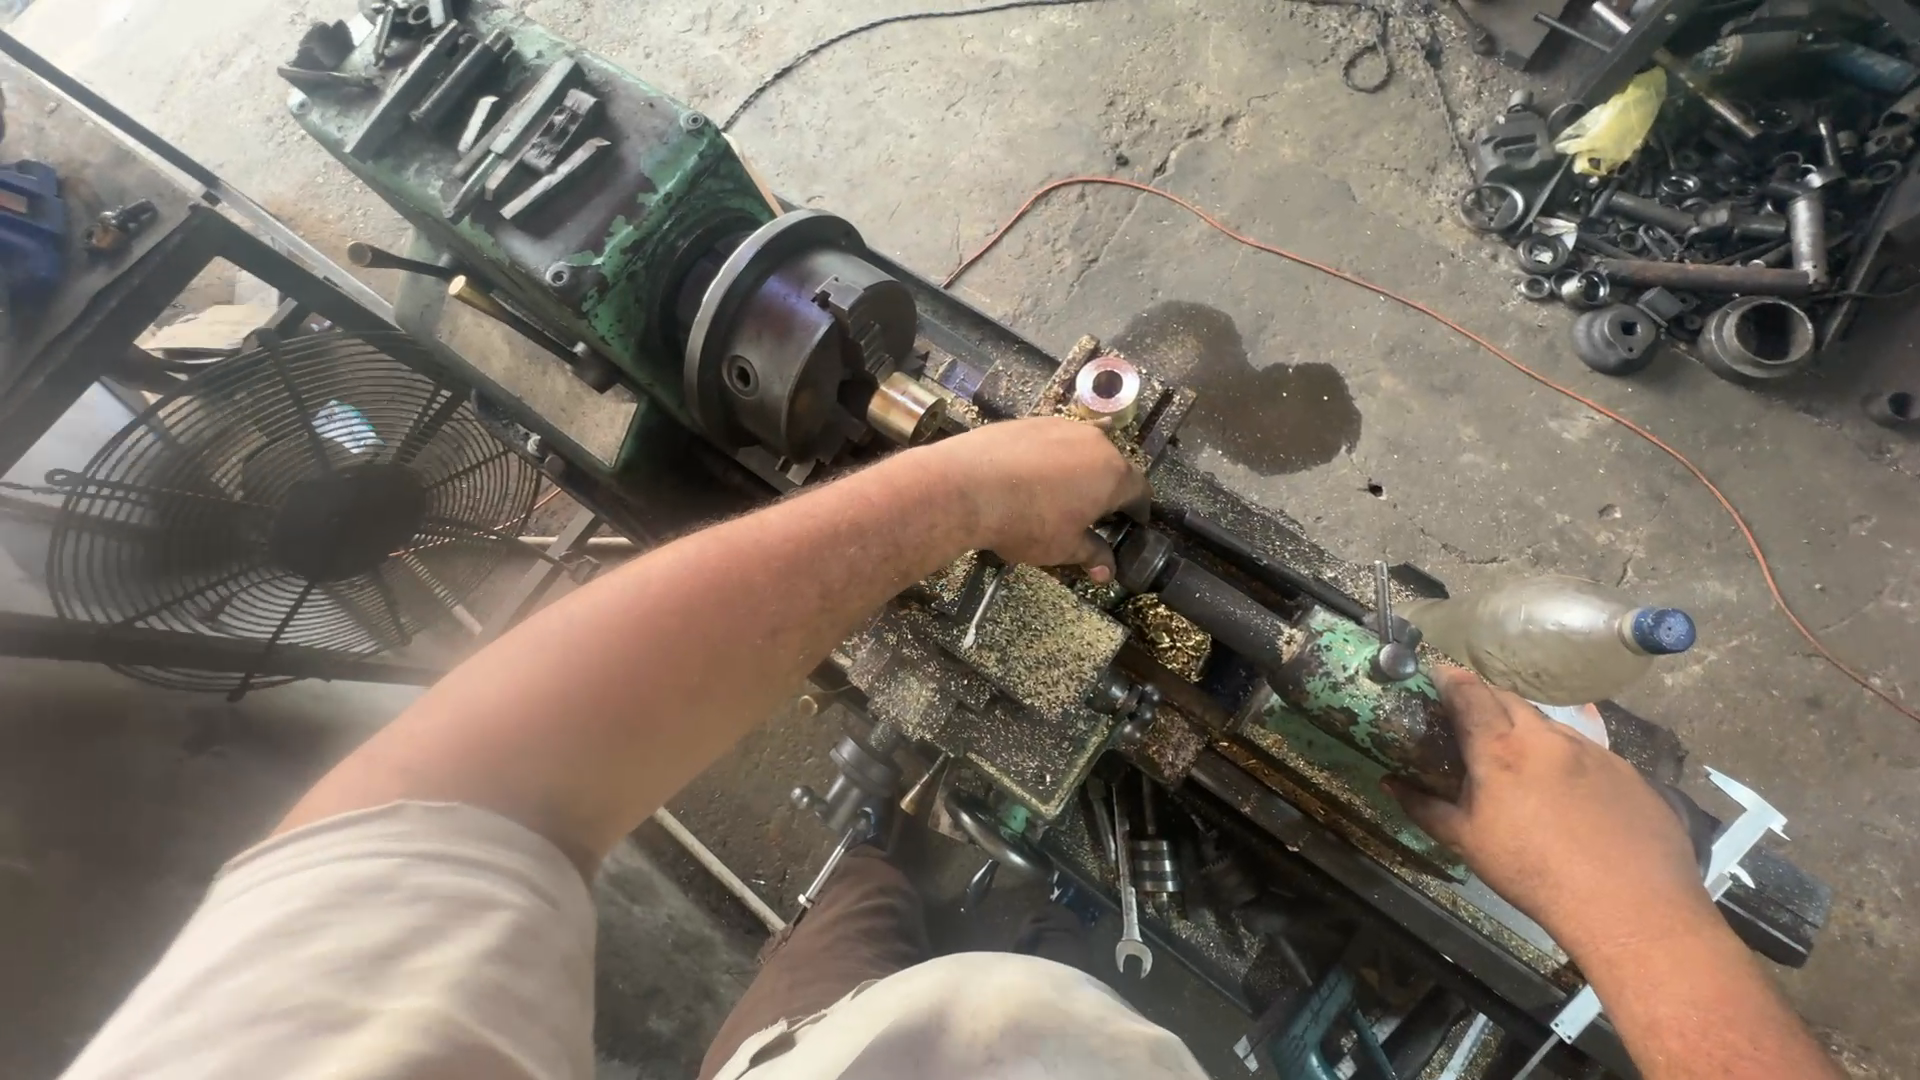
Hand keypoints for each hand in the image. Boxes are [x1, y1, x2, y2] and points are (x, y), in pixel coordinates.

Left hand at [917, 417, 1149, 582]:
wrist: (966, 486)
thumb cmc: (1026, 522)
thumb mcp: (1063, 547)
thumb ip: (1090, 554)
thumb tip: (1106, 571)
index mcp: (1113, 474)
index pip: (1139, 490)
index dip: (1137, 510)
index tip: (1132, 522)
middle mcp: (1093, 442)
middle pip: (1111, 465)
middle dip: (1107, 489)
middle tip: (1094, 512)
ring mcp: (1059, 426)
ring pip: (1079, 449)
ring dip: (1077, 470)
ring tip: (1059, 493)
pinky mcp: (1028, 421)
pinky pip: (1049, 441)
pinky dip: (1047, 457)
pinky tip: (1029, 475)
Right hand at [1387, 667, 1716, 959]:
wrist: (1633, 911)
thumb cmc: (1533, 872)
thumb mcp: (1465, 840)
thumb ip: (1423, 806)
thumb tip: (1389, 783)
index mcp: (1500, 748)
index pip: (1469, 692)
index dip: (1450, 678)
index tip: (1438, 675)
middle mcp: (1547, 738)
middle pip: (1509, 699)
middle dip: (1486, 700)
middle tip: (1471, 719)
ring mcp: (1595, 753)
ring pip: (1550, 724)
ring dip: (1527, 729)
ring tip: (1520, 758)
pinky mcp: (1631, 774)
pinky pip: (1589, 752)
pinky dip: (1566, 758)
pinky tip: (1568, 792)